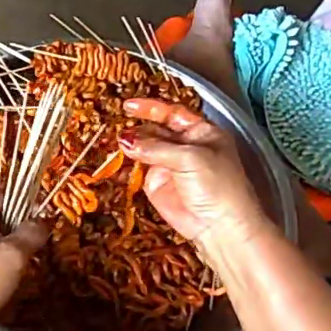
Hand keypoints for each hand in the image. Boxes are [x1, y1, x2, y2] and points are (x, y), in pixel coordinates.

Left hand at [0, 192, 48, 330]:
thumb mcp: (14, 254)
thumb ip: (33, 231)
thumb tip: (47, 218)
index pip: (1, 194)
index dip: (24, 202)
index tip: (43, 217)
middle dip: (19, 224)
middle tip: (37, 238)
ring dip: (12, 239)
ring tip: (27, 253)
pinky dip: (2, 250)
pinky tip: (13, 265)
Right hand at [119, 97, 271, 252]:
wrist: (218, 225)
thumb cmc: (217, 185)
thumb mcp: (190, 158)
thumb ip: (155, 147)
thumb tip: (125, 140)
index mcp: (200, 133)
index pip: (172, 114)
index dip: (151, 108)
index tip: (128, 105)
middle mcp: (183, 146)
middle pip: (154, 130)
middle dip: (136, 129)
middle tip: (116, 129)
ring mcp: (168, 165)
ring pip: (142, 149)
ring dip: (128, 146)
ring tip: (112, 144)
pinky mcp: (155, 183)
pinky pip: (135, 170)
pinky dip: (124, 166)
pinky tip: (112, 161)